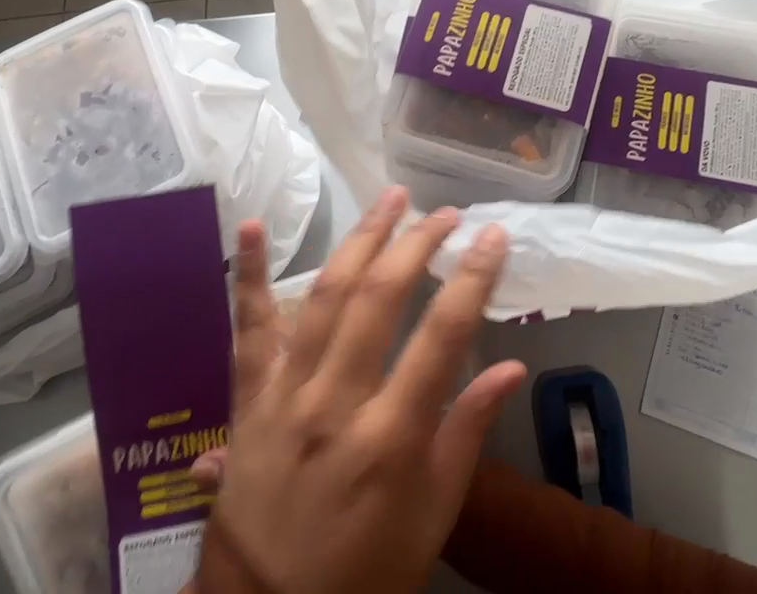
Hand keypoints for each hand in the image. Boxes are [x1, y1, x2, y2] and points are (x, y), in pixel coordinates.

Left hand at [187, 187, 526, 593]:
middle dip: (417, 245)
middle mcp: (336, 402)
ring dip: (360, 240)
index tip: (492, 238)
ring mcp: (286, 394)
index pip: (442, 336)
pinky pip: (248, 328)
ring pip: (324, 297)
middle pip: (380, 300)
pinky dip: (247, 274)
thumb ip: (466, 434)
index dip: (472, 279)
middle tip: (445, 213)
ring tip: (390, 199)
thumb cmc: (364, 569)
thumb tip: (509, 366)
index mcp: (391, 438)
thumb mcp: (432, 517)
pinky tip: (250, 225)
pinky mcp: (249, 397)